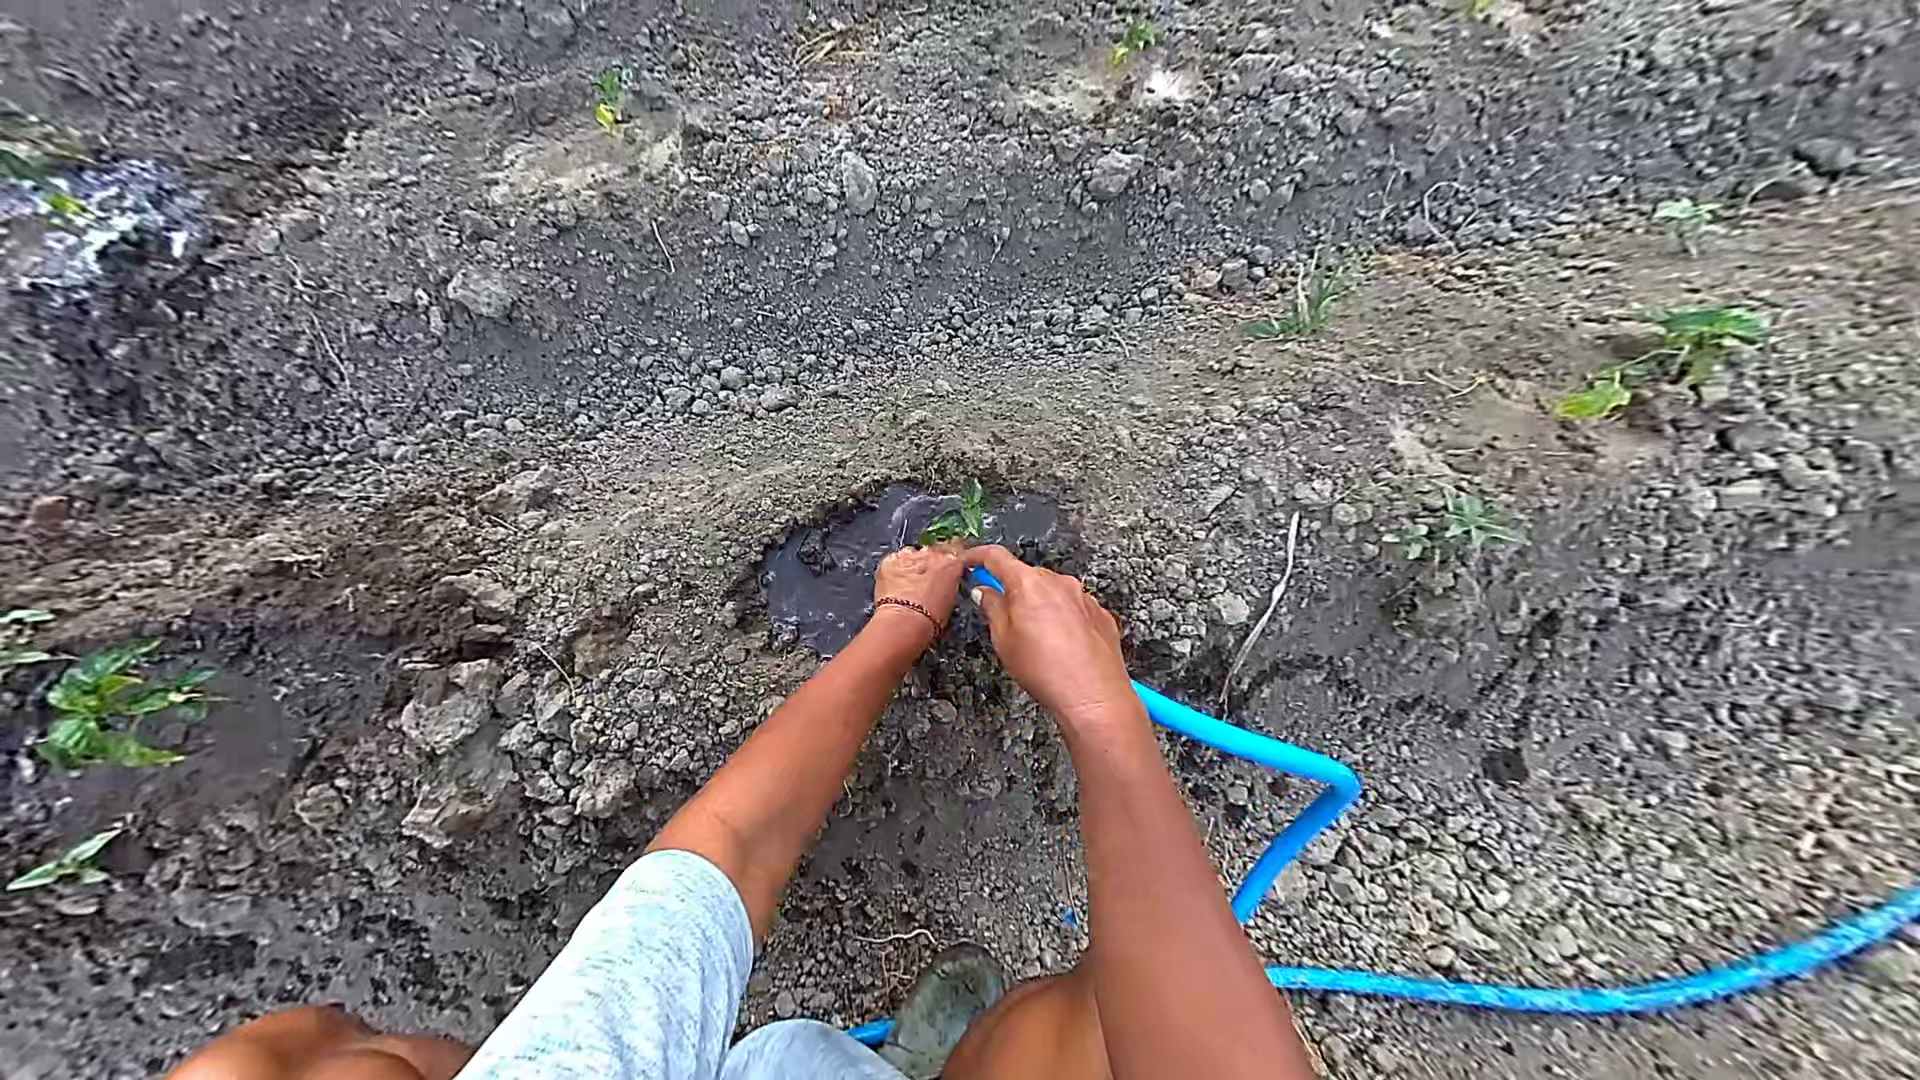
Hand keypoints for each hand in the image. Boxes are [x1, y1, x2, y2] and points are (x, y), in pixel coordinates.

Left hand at [871, 544, 964, 642]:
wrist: (905, 620)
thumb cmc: (931, 617)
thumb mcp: (952, 600)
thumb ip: (951, 583)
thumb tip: (947, 583)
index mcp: (952, 562)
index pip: (959, 552)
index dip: (956, 559)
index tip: (954, 566)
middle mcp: (931, 554)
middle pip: (934, 551)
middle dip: (932, 562)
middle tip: (928, 580)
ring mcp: (909, 556)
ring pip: (913, 554)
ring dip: (913, 565)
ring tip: (911, 585)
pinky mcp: (890, 561)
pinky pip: (894, 560)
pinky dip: (895, 570)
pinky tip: (896, 584)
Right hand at [961, 545, 1139, 728]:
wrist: (1093, 695)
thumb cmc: (1047, 671)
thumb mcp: (1004, 640)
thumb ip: (992, 608)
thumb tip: (985, 592)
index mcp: (1029, 584)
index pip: (997, 557)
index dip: (979, 556)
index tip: (971, 560)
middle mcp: (1058, 582)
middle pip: (1027, 575)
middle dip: (1013, 590)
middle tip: (1004, 616)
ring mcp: (1082, 596)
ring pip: (1051, 591)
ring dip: (1039, 605)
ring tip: (1037, 640)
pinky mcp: (1099, 613)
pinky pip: (1073, 606)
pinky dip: (1062, 617)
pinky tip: (1060, 644)